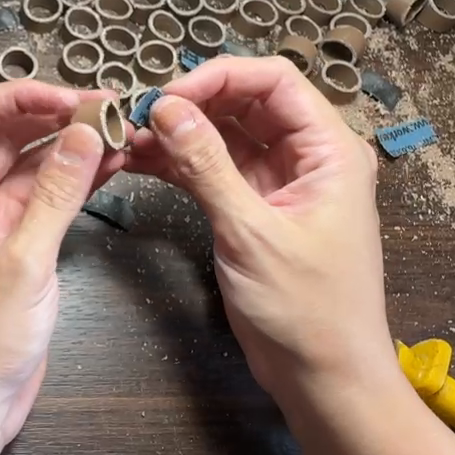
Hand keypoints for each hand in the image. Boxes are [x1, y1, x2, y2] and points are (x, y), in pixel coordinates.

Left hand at [0, 82, 128, 445]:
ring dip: (69, 148)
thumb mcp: (22, 263)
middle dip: (53, 117)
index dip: (21, 96)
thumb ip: (55, 195)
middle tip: (108, 111)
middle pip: (5, 135)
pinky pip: (43, 199)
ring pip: (29, 166)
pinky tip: (109, 166)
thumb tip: (86, 133)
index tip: (71, 97)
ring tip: (118, 133)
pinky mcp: (16, 245)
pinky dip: (73, 183)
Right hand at [126, 58, 399, 402]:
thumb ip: (207, 165)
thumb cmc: (306, 307)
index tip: (164, 97)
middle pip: (244, 103)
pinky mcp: (250, 209)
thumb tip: (165, 108)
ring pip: (222, 136)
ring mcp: (275, 183)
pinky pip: (211, 170)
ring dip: (176, 134)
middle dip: (190, 104)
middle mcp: (304, 156)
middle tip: (136, 118)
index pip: (273, 81)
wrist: (322, 377)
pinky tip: (139, 162)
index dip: (217, 78)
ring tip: (127, 140)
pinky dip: (177, 164)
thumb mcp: (252, 232)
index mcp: (328, 149)